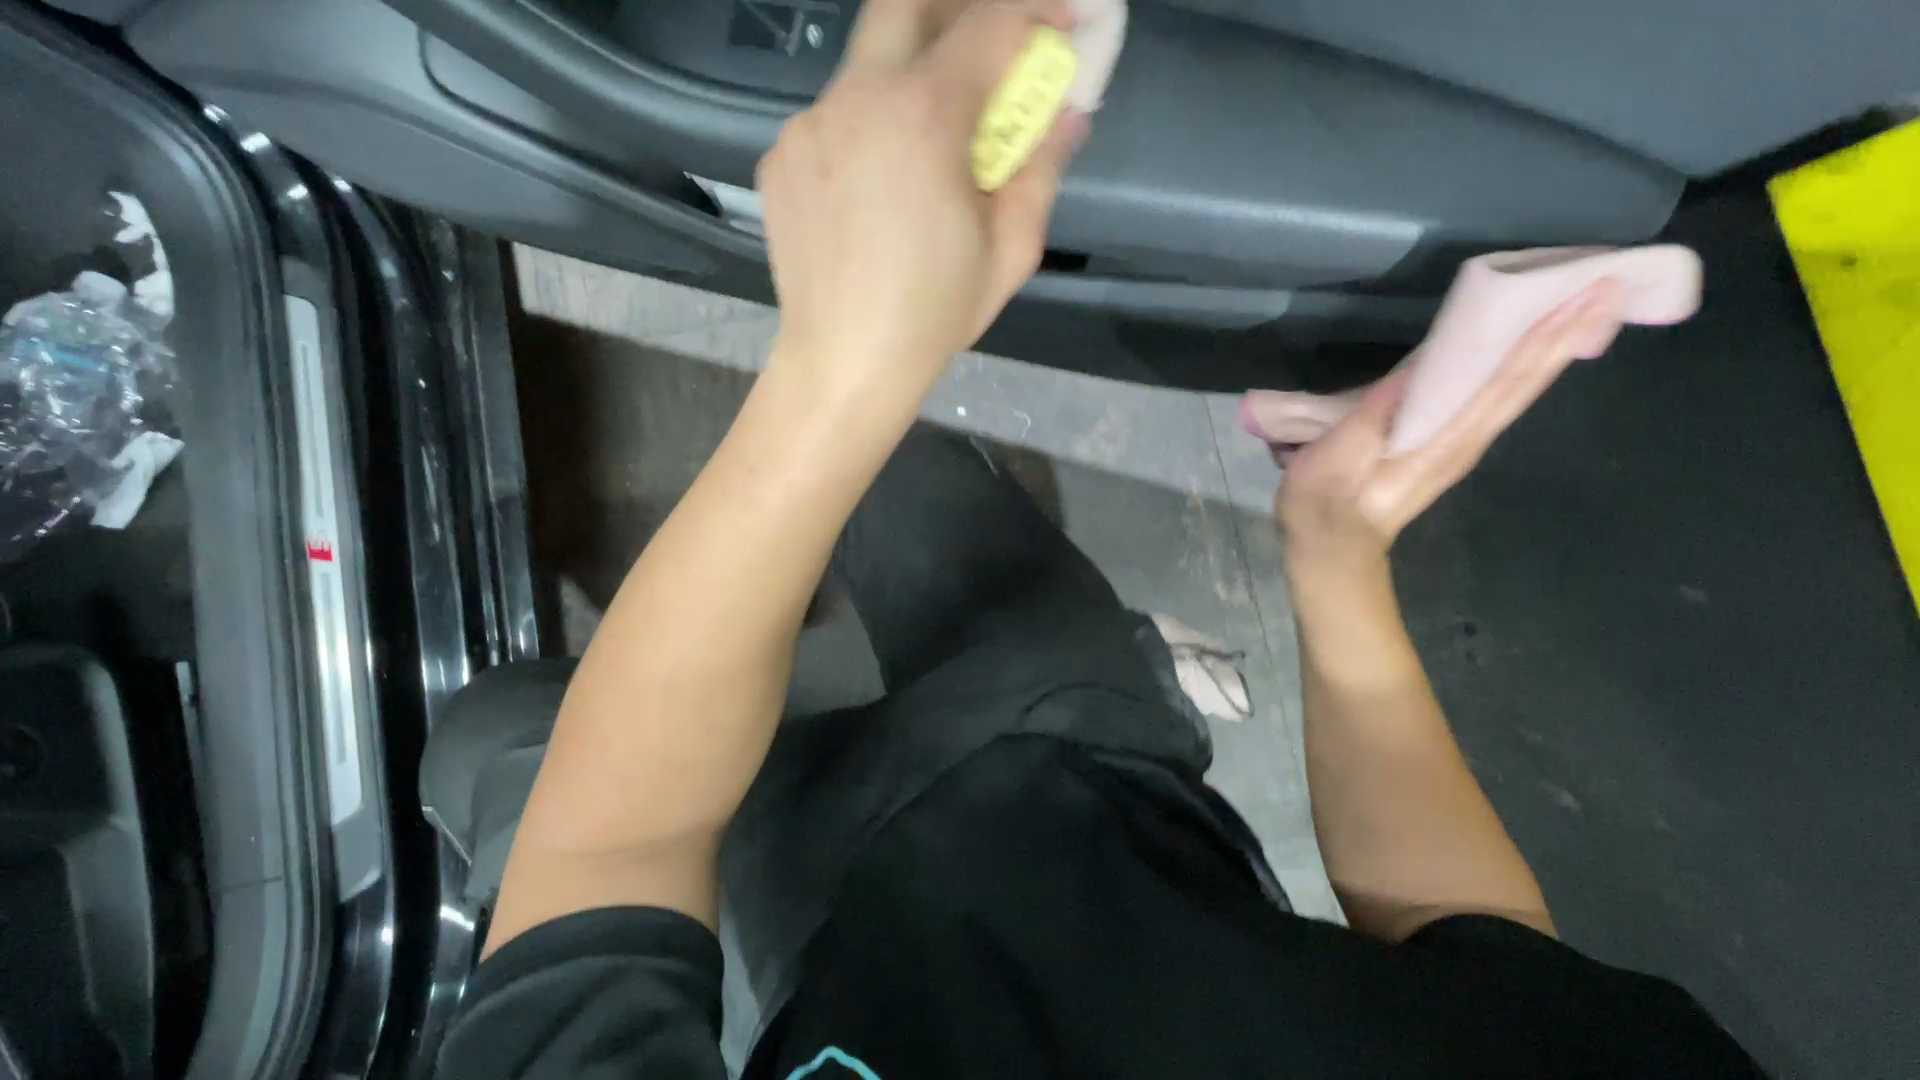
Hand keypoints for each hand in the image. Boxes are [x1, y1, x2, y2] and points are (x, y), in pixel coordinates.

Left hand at [757, 0, 1085, 400]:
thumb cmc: (934, 313)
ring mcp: (808, 125)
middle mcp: (857, 98)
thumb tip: (1066, 113)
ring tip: (929, 140)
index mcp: (923, 115)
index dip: (1036, 10)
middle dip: (958, 5)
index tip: (1061, 22)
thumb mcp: (1011, 250)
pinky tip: (877, 185)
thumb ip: (1041, 167)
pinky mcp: (779, 158)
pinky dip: (866, 128)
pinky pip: (832, 117)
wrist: (842, 362)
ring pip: (864, 64)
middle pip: (906, 1)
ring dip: (907, 76)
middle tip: (990, 39)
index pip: (989, 24)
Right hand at [1277, 284, 1622, 574]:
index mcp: (1442, 440)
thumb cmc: (1325, 504)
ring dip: (1552, 348)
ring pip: (1517, 390)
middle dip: (1564, 333)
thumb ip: (1373, 417)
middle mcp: (1466, 439)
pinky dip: (1523, 369)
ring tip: (1585, 309)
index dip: (1540, 337)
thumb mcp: (1334, 459)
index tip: (1584, 293)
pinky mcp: (1448, 444)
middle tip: (1606, 286)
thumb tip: (1417, 369)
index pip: (1501, 381)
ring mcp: (1460, 445)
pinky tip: (1533, 352)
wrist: (1331, 550)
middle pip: (1522, 382)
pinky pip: (1496, 399)